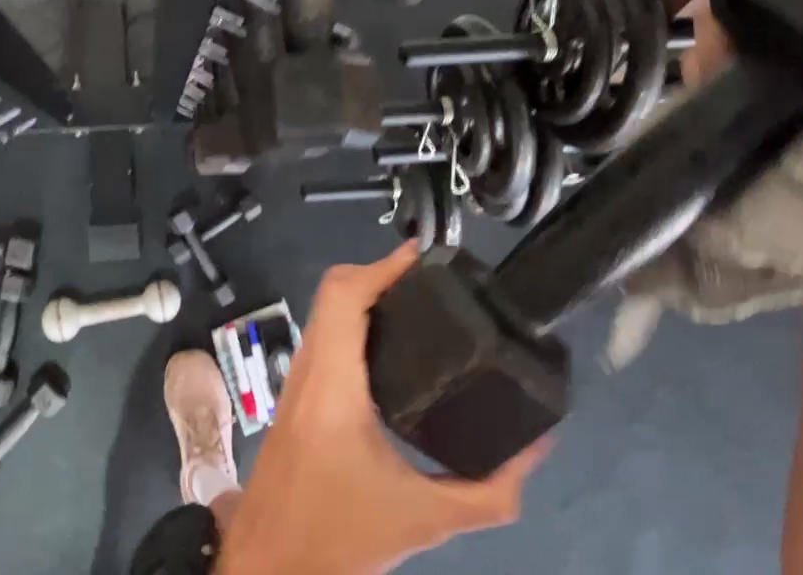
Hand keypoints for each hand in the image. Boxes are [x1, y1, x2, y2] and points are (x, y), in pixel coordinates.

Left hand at [216, 243, 547, 574]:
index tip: (424, 258)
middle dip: (381, 275)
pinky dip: (354, 322)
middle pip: (334, 293)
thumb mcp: (425, 520)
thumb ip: (489, 490)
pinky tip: (391, 343)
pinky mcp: (294, 394)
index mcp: (333, 387)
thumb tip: (535, 448)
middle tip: (432, 283)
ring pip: (325, 313)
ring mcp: (294, 380)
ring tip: (419, 304)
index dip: (382, 266)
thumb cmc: (337, 538)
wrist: (267, 562)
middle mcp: (307, 370)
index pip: (344, 296)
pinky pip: (324, 336)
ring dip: (366, 297)